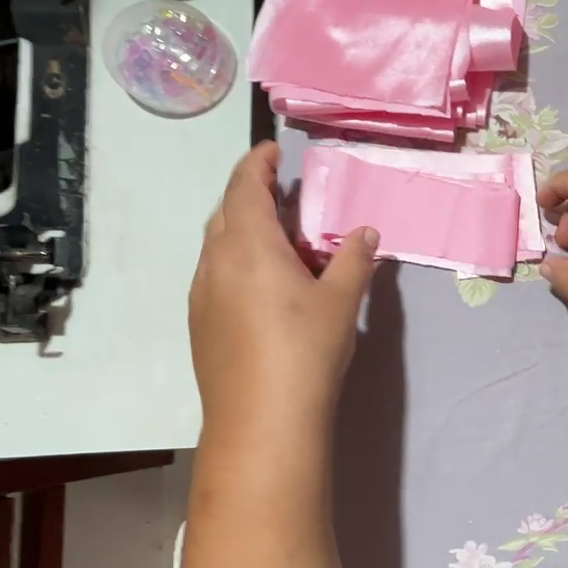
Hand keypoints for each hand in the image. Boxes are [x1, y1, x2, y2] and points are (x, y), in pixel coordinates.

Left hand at [189, 142, 377, 437]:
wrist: (262, 418)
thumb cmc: (305, 350)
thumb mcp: (340, 301)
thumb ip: (354, 261)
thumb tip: (365, 233)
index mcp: (248, 246)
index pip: (245, 188)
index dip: (256, 164)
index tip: (271, 149)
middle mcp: (215, 262)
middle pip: (225, 213)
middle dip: (251, 195)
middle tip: (284, 195)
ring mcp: (202, 293)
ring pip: (219, 245)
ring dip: (246, 231)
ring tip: (283, 241)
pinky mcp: (201, 322)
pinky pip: (218, 273)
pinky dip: (240, 261)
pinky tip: (269, 286)